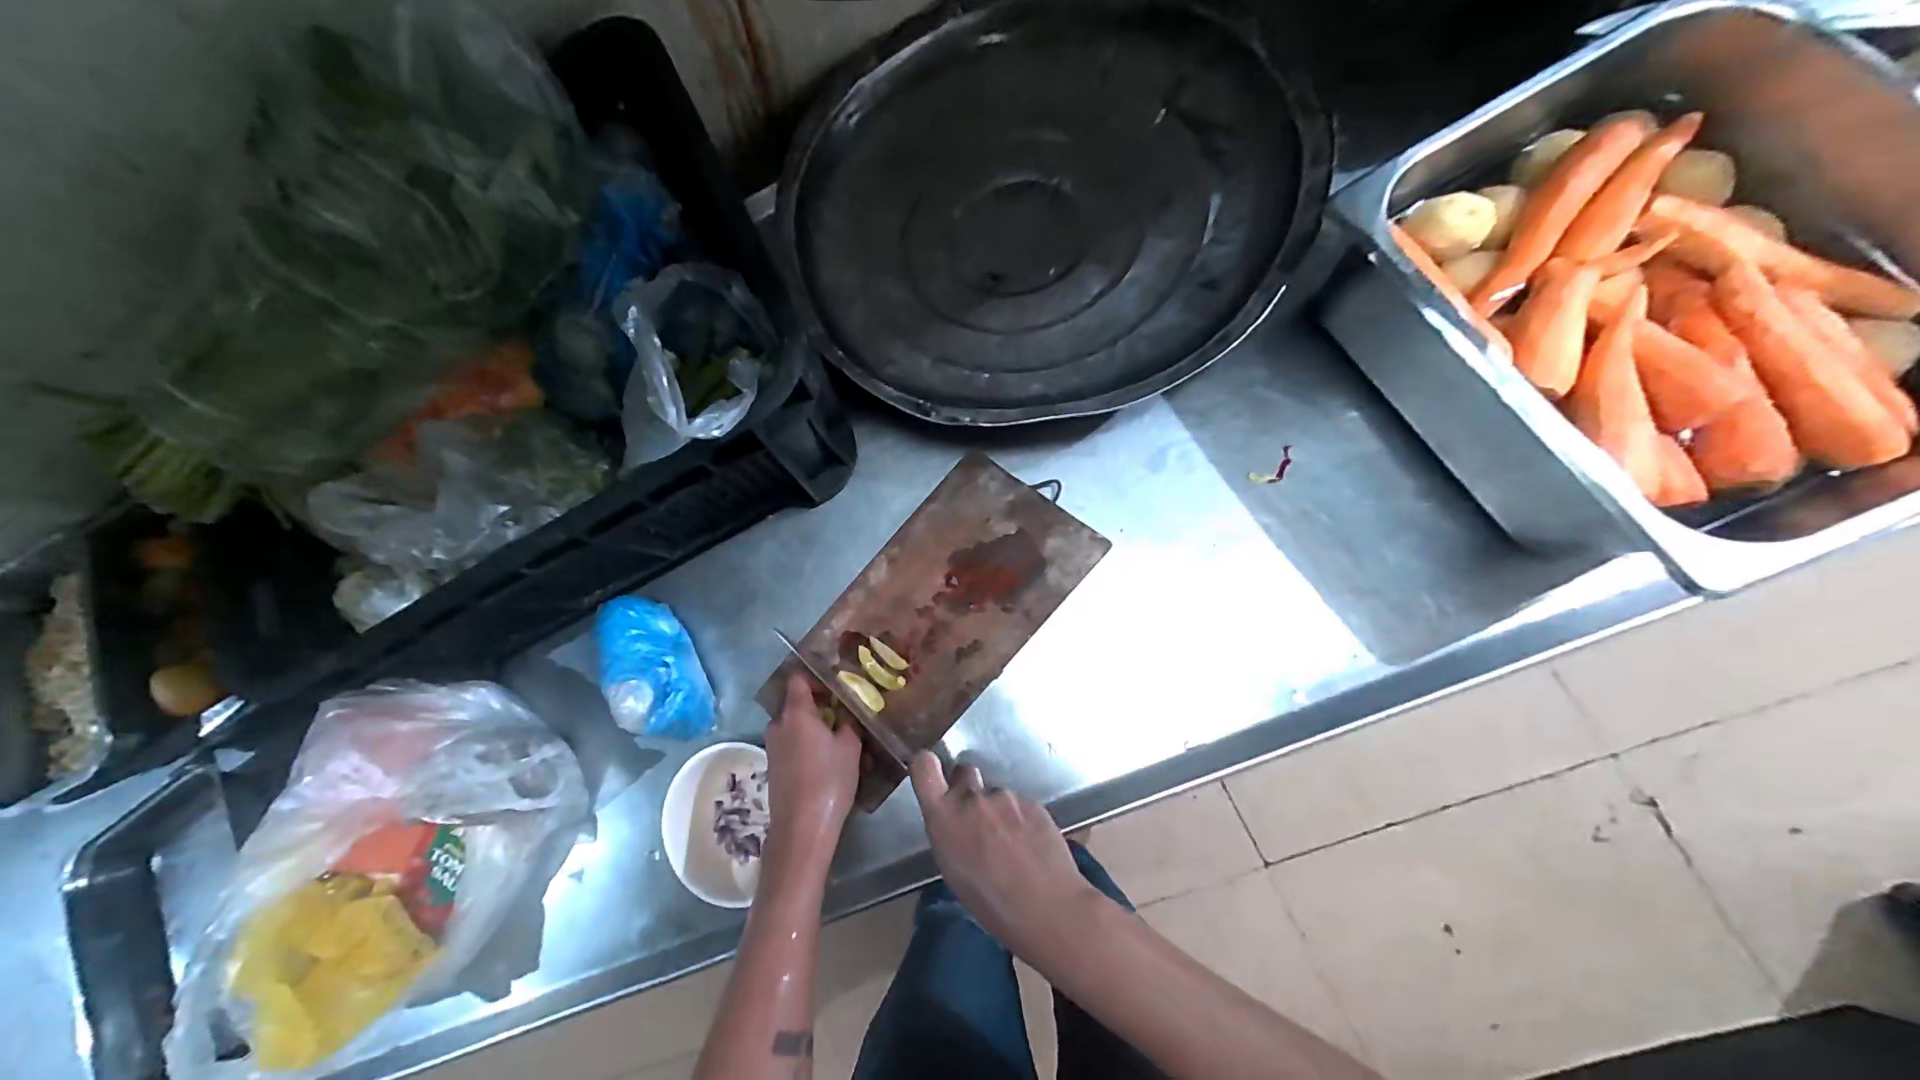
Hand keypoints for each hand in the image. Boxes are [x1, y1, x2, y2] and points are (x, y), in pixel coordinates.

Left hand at [764, 672, 861, 866]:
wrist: (802, 826)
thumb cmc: (829, 779)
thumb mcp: (850, 746)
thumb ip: (848, 722)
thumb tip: (846, 713)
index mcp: (796, 712)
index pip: (798, 678)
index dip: (816, 676)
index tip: (837, 685)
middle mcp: (778, 724)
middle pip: (796, 703)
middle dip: (819, 704)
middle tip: (844, 712)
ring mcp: (772, 746)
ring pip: (794, 725)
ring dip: (813, 726)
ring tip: (839, 738)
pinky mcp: (773, 766)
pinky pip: (791, 744)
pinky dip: (807, 744)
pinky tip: (827, 759)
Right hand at [910, 752, 1103, 959]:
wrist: (1045, 906)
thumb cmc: (989, 902)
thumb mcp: (952, 868)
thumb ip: (948, 830)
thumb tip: (954, 819)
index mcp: (944, 816)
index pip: (924, 767)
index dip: (925, 764)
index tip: (930, 770)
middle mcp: (971, 798)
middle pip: (964, 773)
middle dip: (967, 789)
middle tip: (978, 819)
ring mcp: (1004, 796)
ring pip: (994, 792)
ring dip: (997, 808)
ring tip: (1010, 842)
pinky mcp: (1031, 801)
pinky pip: (1018, 803)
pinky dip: (1020, 818)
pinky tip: (1029, 844)